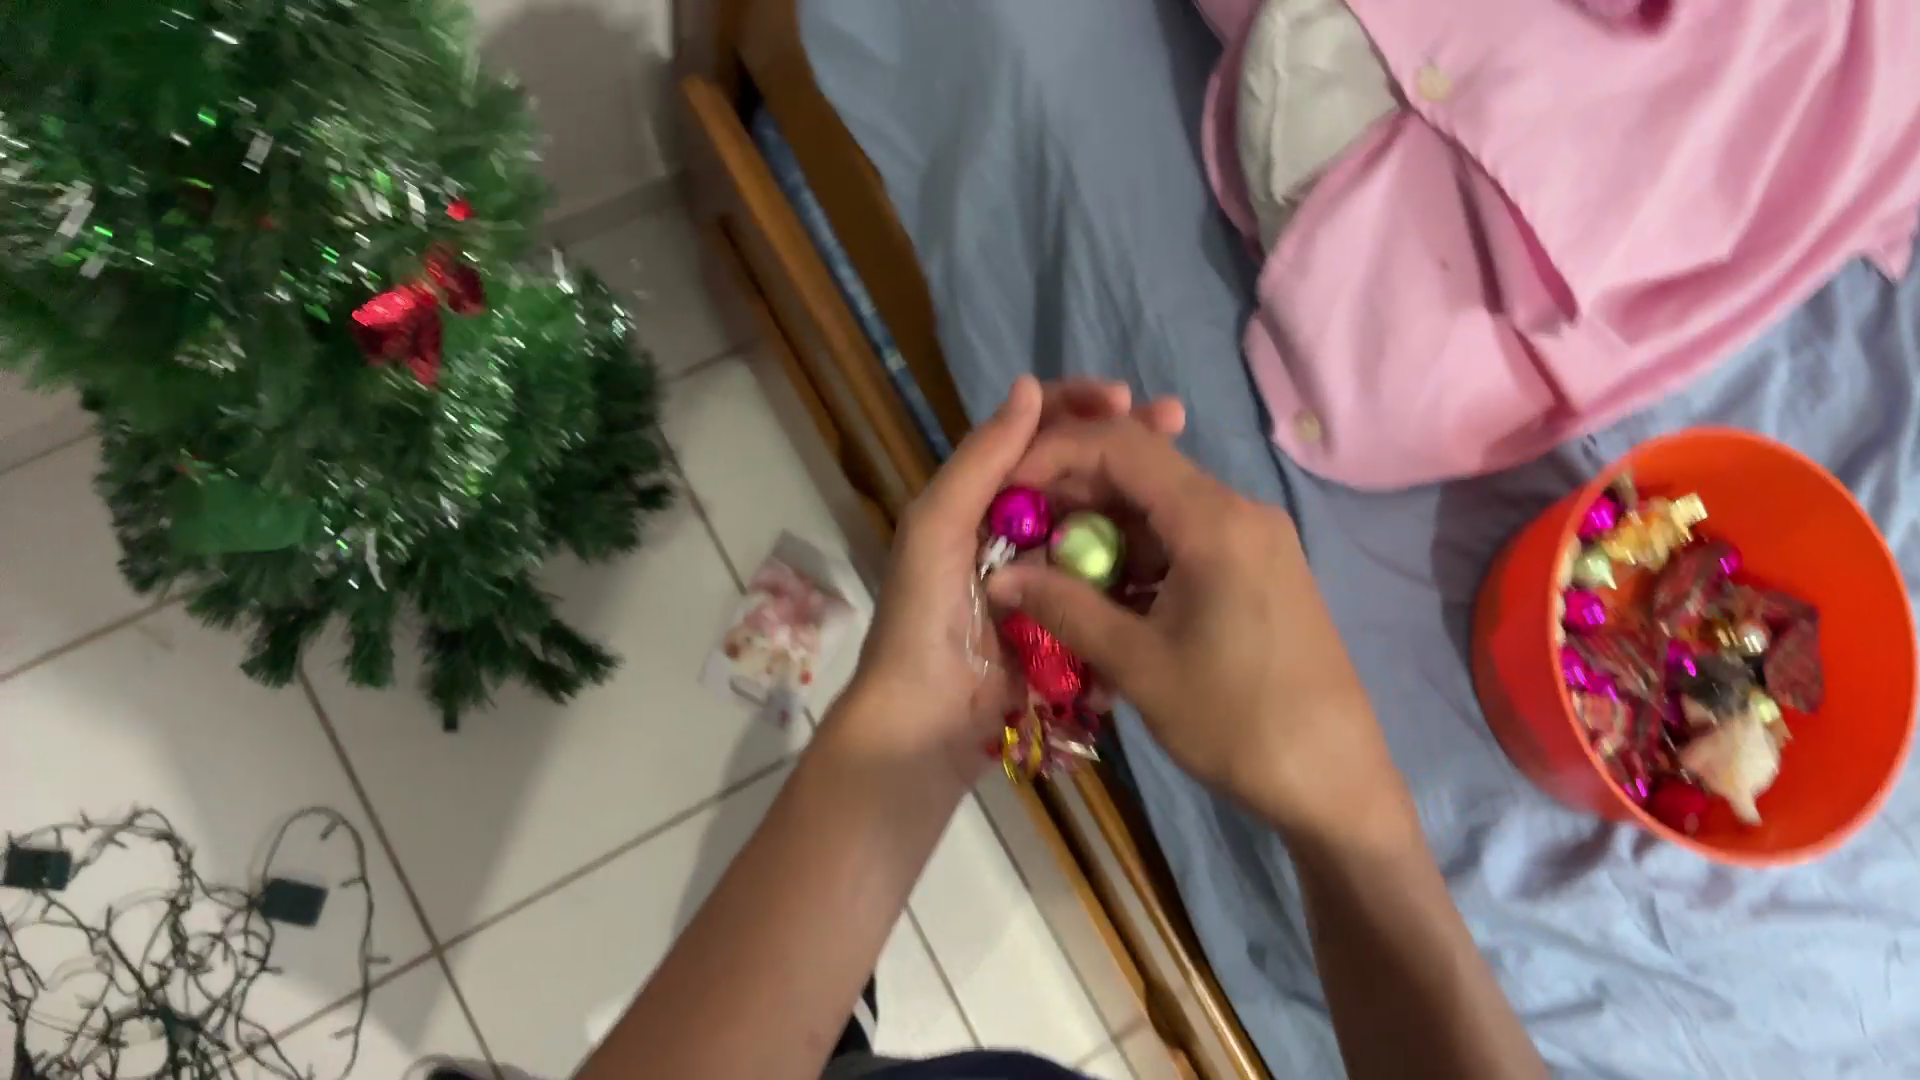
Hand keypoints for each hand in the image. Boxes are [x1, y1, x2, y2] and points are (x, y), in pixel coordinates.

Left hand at [840, 379, 1184, 784]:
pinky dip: (1139, 556)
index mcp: (979, 500)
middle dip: (1121, 442)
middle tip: (1175, 421)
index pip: (1031, 435)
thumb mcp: (938, 529)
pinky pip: (1110, 576)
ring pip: (1099, 519)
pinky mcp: (1070, 615)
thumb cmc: (923, 618)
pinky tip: (1178, 538)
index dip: (1073, 409)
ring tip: (1187, 476)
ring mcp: (1047, 573)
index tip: (1123, 399)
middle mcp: (1016, 528)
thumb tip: (1028, 386)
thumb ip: (980, 460)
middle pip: (1074, 471)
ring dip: (1139, 496)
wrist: (928, 721)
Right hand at [987, 419, 1413, 844]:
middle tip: (1020, 535)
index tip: (1008, 488)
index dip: (1055, 453)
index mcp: (1214, 520)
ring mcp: (1253, 541)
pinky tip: (1105, 599)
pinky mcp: (1256, 571)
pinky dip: (1136, 561)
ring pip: (1159, 511)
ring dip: (1101, 534)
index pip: (1122, 445)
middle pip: (1140, 472)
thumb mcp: (1138, 664)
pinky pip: (1182, 543)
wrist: (1334, 782)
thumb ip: (1064, 608)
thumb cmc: (1236, 721)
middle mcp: (1238, 512)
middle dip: (1072, 496)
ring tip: (1052, 574)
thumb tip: (998, 577)